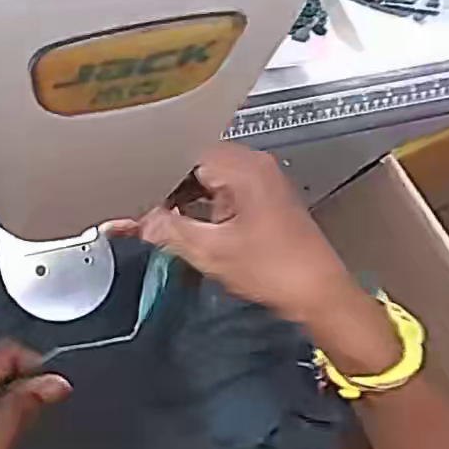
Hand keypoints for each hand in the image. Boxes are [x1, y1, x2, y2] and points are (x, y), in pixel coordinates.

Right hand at [109, 144, 399, 370]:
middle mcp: (251, 164)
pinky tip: (179, 221)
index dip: (151, 173)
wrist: (321, 294)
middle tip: (134, 205)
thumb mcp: (209, 251)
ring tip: (152, 216)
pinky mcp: (260, 196)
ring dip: (179, 196)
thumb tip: (130, 222)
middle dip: (162, 185)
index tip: (128, 192)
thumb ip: (166, 230)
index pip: (180, 154)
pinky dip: (197, 203)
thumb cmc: (270, 269)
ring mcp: (258, 179)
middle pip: (191, 162)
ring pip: (203, 176)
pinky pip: (218, 188)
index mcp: (240, 168)